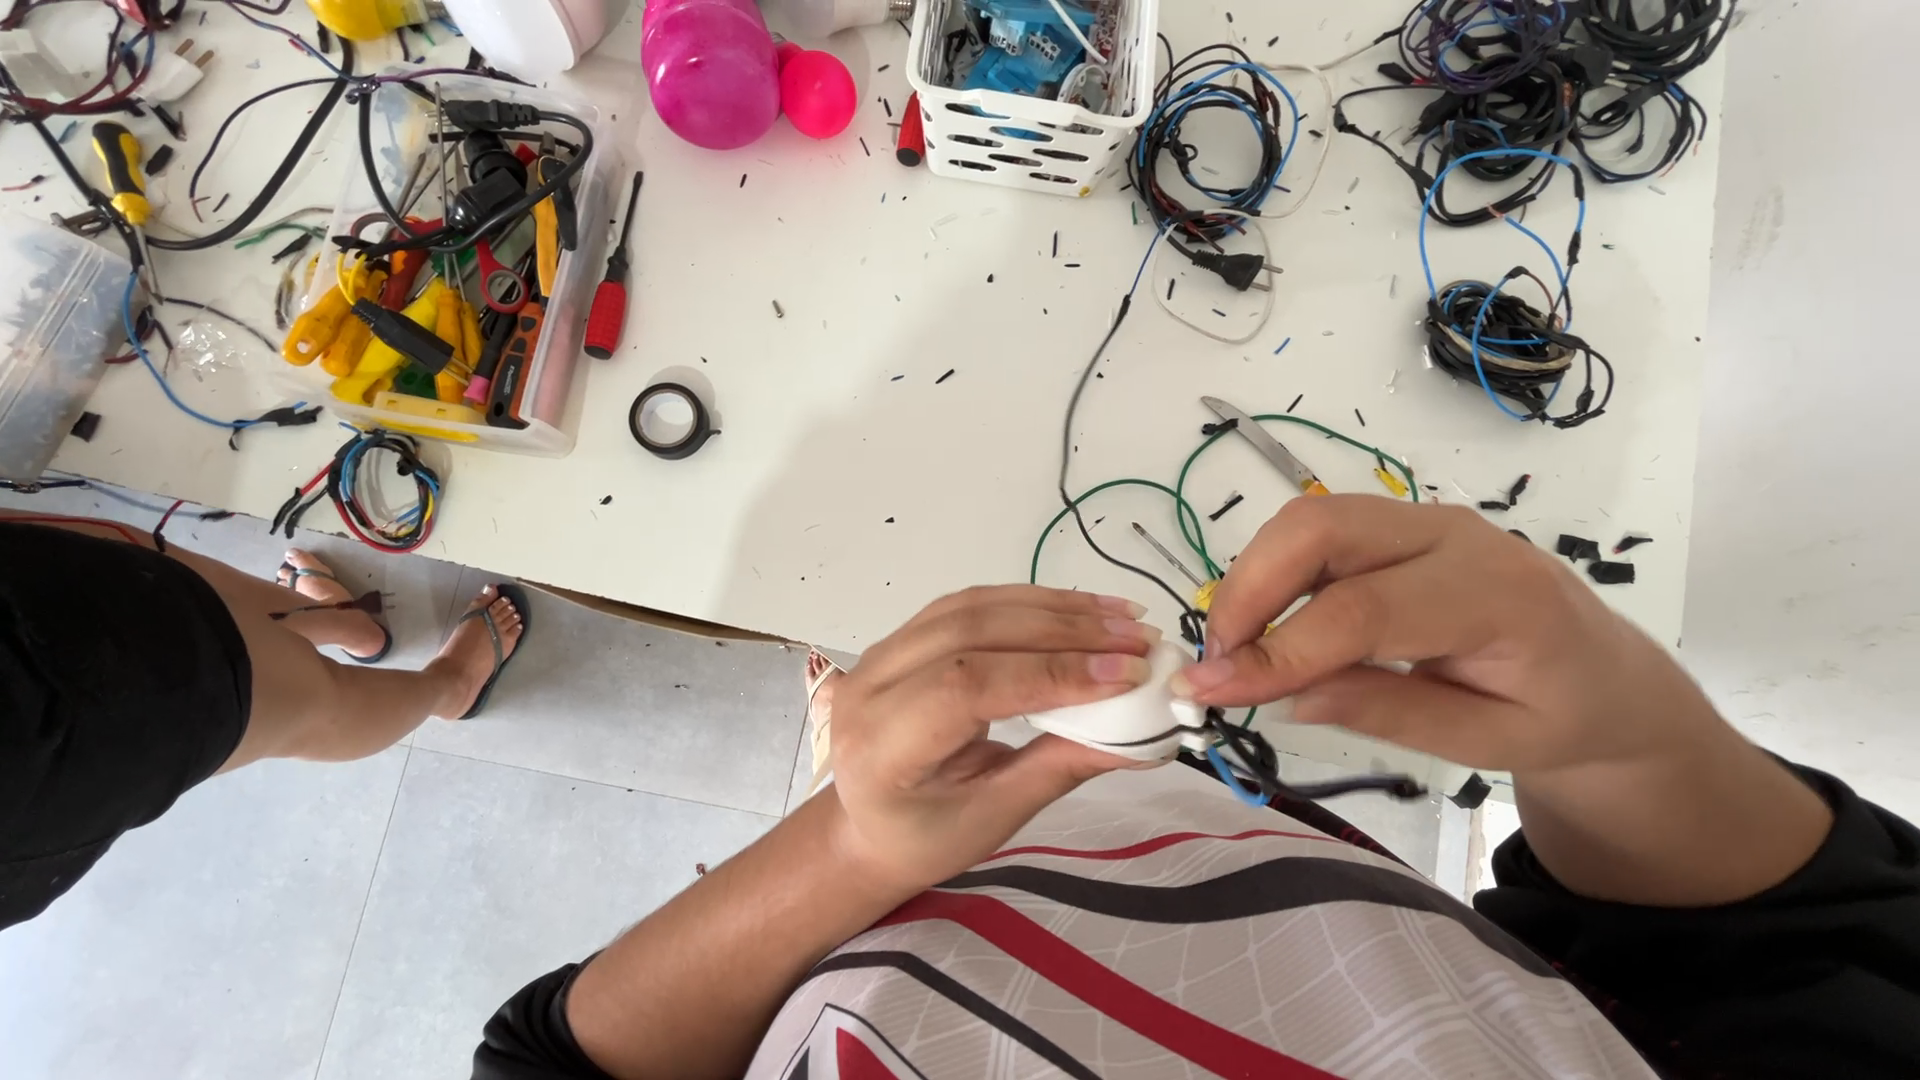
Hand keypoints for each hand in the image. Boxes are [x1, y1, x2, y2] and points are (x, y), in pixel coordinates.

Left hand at [826, 585, 1157, 890]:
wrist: (865, 824)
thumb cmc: (924, 838)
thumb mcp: (993, 817)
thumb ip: (1059, 767)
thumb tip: (1144, 736)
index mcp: (878, 746)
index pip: (966, 686)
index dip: (1050, 673)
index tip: (1126, 673)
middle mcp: (868, 684)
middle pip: (971, 632)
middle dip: (1064, 632)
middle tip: (1138, 640)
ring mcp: (880, 652)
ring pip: (974, 606)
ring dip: (1054, 608)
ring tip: (1123, 618)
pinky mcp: (903, 637)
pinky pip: (970, 605)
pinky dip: (1030, 603)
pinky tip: (1079, 610)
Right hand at [1171, 496, 1722, 775]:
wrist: (1608, 674)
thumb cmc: (1560, 717)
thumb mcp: (1488, 743)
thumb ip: (1388, 712)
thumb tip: (1286, 695)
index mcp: (1497, 595)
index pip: (1360, 610)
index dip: (1278, 650)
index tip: (1212, 690)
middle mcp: (1453, 535)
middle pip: (1319, 527)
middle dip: (1248, 589)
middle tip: (1218, 658)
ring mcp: (1422, 521)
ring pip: (1306, 520)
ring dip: (1252, 578)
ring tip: (1237, 648)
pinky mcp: (1396, 525)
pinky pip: (1314, 532)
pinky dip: (1272, 572)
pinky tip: (1267, 625)